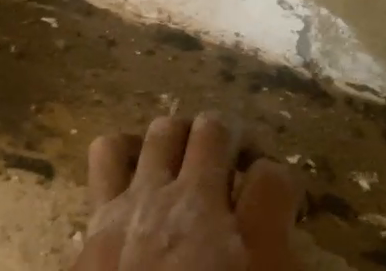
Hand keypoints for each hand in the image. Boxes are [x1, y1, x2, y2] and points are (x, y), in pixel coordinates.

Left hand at [72, 114, 301, 270]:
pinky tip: (137, 169)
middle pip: (218, 131)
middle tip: (239, 169)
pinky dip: (125, 151)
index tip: (284, 203)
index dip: (285, 186)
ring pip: (166, 129)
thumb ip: (275, 263)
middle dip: (234, 141)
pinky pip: (109, 152)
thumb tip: (282, 253)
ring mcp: (142, 202)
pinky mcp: (100, 214)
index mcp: (250, 247)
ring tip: (191, 159)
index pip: (277, 178)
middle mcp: (197, 208)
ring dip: (183, 138)